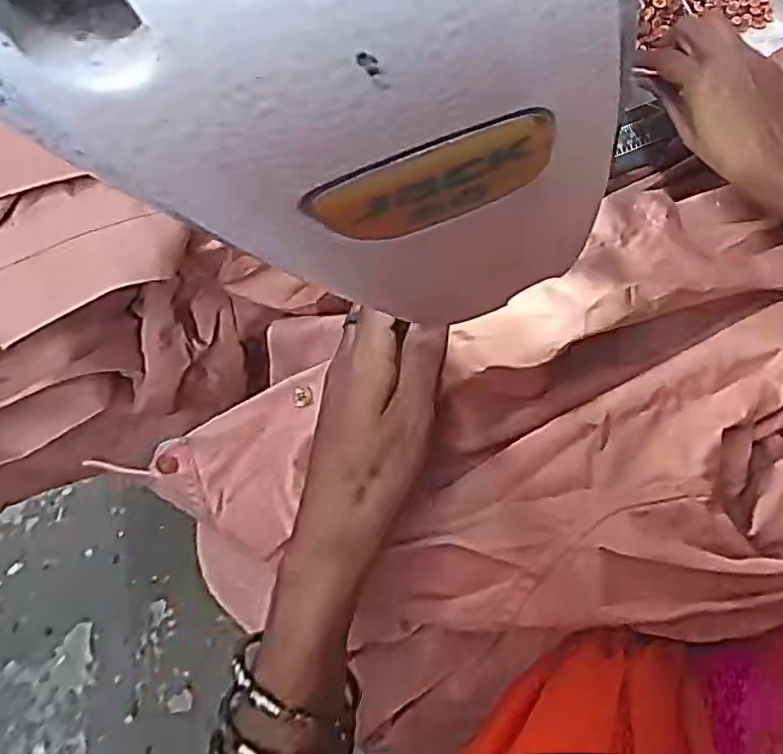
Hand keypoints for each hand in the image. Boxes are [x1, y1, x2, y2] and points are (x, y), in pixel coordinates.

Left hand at [242, 310, 446, 748]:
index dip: (406, 268)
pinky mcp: (347, 394)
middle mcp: (345, 354)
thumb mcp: (413, 412)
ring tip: (438, 299)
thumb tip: (434, 303)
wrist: (335, 527)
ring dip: (401, 313)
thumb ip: (423, 355)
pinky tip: (416, 342)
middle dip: (407, 286)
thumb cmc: (378, 470)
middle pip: (374, 306)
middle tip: (447, 274)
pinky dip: (395, 337)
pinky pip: (372, 348)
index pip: (379, 290)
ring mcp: (343, 374)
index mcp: (361, 351)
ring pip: (372, 327)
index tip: (439, 256)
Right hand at [637, 11, 782, 220]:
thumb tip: (653, 82)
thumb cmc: (732, 157)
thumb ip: (668, 100)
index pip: (664, 55)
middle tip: (665, 55)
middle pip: (689, 24)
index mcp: (700, 77)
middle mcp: (724, 57)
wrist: (780, 163)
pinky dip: (721, 47)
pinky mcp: (766, 62)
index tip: (640, 63)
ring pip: (716, 23)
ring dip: (698, 34)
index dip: (647, 58)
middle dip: (672, 36)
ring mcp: (748, 56)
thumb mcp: (690, 133)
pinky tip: (718, 70)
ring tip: (691, 56)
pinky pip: (737, 41)